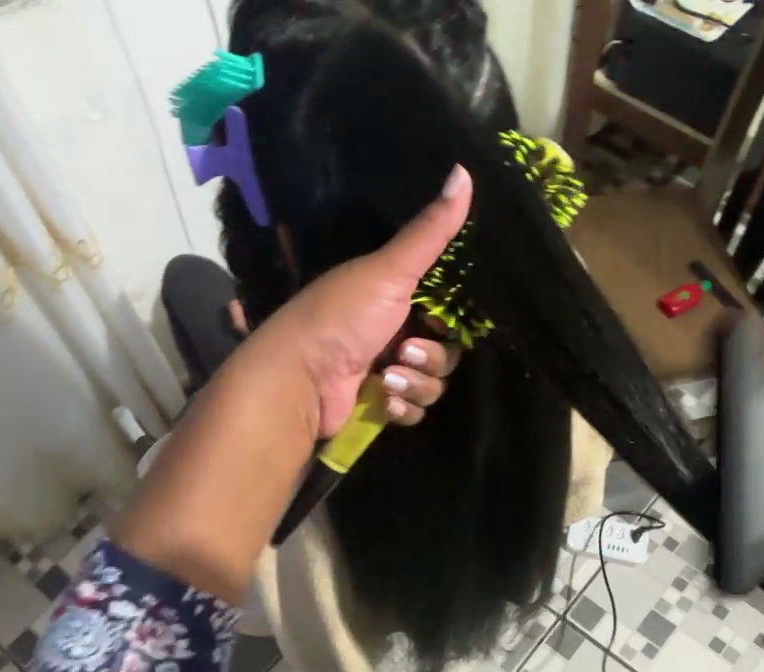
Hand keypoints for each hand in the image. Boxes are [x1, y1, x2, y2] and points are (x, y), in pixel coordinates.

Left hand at [242, 165, 473, 435]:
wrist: (299, 378)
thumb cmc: (341, 317)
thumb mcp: (389, 270)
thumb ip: (430, 231)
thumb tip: (464, 170)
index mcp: (393, 296)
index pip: (446, 311)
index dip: (449, 320)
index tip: (435, 319)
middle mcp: (392, 331)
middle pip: (446, 351)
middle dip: (431, 356)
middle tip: (402, 352)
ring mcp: (386, 370)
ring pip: (433, 383)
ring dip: (416, 383)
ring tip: (387, 378)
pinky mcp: (379, 404)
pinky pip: (414, 410)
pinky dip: (403, 407)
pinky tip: (383, 400)